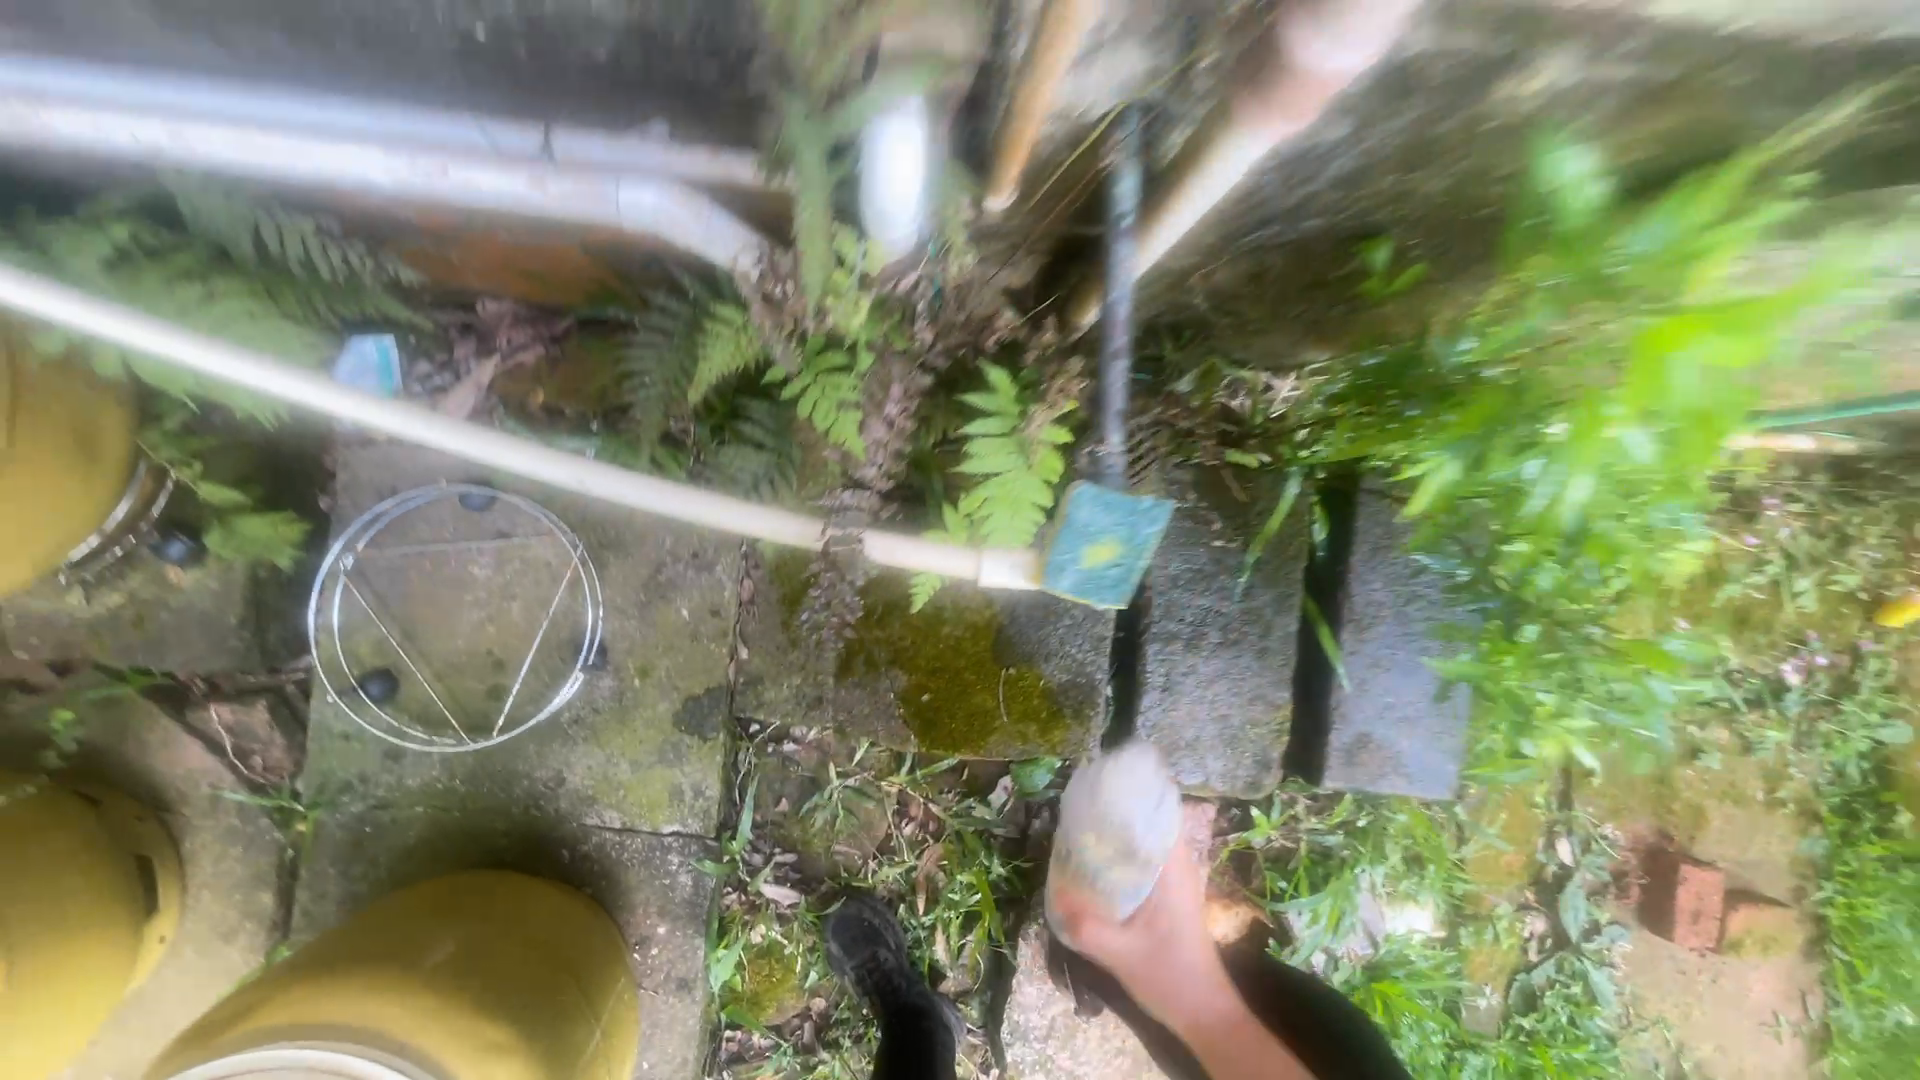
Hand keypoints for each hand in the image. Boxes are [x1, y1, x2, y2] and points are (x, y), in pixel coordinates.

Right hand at [1049, 804, 1235, 1032]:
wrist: (1205, 1014)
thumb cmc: (1171, 977)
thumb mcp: (1121, 955)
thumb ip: (1085, 926)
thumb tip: (1054, 896)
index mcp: (1172, 866)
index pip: (1155, 809)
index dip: (1126, 793)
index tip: (1094, 786)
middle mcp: (1175, 864)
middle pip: (1143, 821)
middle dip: (1111, 812)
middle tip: (1074, 810)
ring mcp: (1172, 880)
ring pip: (1140, 842)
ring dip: (1112, 836)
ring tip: (1076, 832)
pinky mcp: (1165, 896)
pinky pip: (1138, 862)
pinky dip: (1116, 858)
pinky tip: (1090, 867)